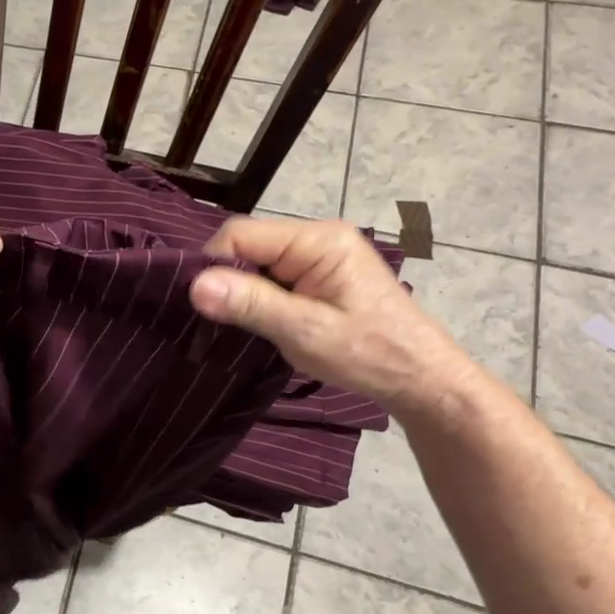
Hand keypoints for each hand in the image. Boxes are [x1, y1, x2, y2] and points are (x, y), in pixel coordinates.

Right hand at [188, 216, 479, 413]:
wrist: (420, 378)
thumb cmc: (368, 354)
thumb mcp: (304, 331)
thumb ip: (250, 304)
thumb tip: (194, 285)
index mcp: (318, 240)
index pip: (238, 235)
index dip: (213, 266)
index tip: (205, 306)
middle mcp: (317, 236)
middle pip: (244, 244)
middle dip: (227, 279)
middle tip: (224, 320)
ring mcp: (317, 254)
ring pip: (253, 261)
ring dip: (241, 291)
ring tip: (241, 324)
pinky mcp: (316, 273)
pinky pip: (268, 274)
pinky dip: (256, 297)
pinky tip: (260, 320)